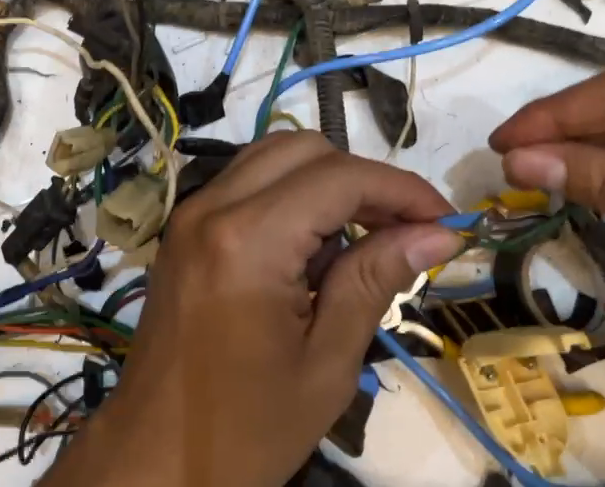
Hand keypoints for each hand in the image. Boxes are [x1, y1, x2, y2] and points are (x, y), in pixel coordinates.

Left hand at [42, 132, 462, 486]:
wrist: (157, 455)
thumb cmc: (248, 427)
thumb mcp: (327, 363)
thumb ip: (375, 281)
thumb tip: (435, 232)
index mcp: (247, 240)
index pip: (338, 177)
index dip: (401, 188)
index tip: (447, 221)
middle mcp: (211, 207)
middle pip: (302, 148)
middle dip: (363, 178)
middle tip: (407, 229)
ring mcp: (190, 213)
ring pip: (271, 156)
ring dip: (325, 180)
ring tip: (367, 237)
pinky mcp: (183, 229)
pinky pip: (245, 183)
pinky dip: (289, 194)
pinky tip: (315, 247)